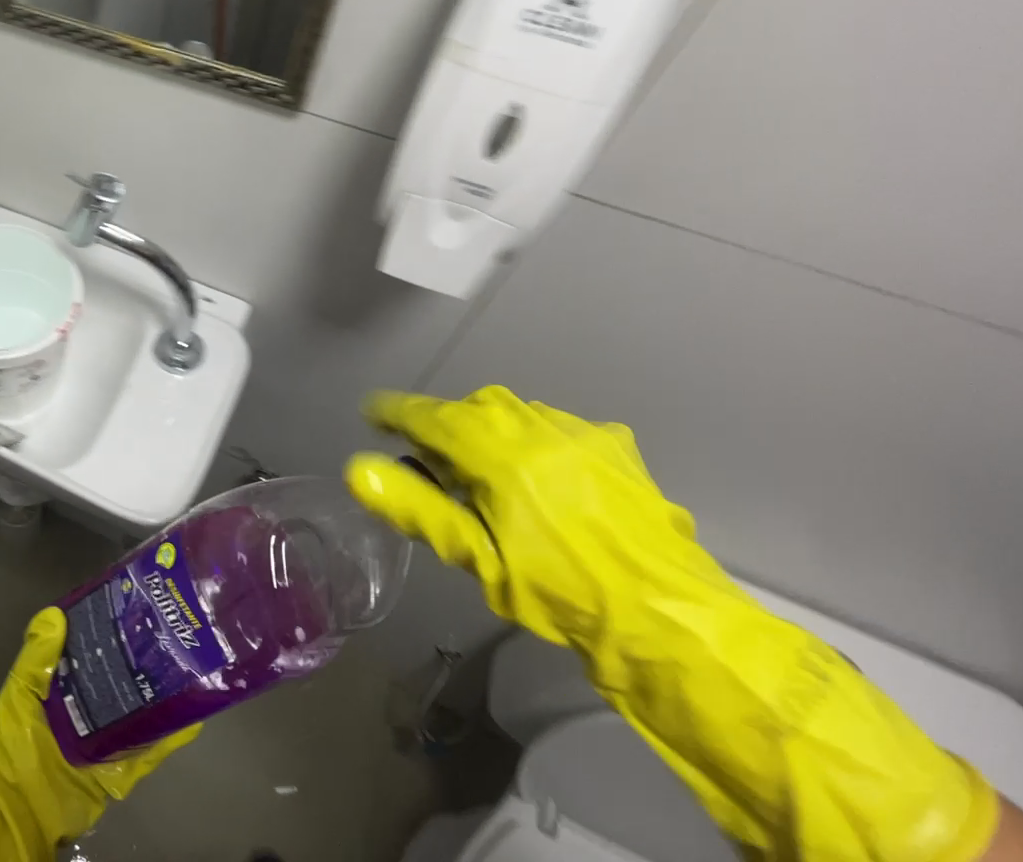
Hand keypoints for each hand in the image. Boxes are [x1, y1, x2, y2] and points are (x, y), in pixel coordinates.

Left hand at [0, 608, 197, 859]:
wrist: (22, 812)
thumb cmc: (15, 746)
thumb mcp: (19, 695)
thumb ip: (36, 659)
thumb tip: (56, 614)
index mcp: (64, 684)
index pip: (91, 650)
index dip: (110, 629)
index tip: (134, 604)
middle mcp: (90, 705)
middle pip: (123, 676)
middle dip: (145, 657)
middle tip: (173, 632)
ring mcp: (110, 736)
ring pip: (143, 708)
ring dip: (163, 692)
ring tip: (191, 664)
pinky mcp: (123, 766)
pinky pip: (152, 748)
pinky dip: (172, 734)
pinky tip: (193, 716)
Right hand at [347, 386, 999, 861]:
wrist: (665, 615)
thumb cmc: (556, 591)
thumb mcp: (473, 558)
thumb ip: (415, 507)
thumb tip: (357, 469)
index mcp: (495, 450)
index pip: (428, 416)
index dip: (394, 413)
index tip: (372, 415)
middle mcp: (535, 425)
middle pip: (471, 407)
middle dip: (444, 425)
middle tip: (431, 463)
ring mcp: (580, 431)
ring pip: (514, 413)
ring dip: (487, 431)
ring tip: (486, 474)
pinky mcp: (614, 446)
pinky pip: (555, 427)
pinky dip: (530, 441)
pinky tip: (540, 480)